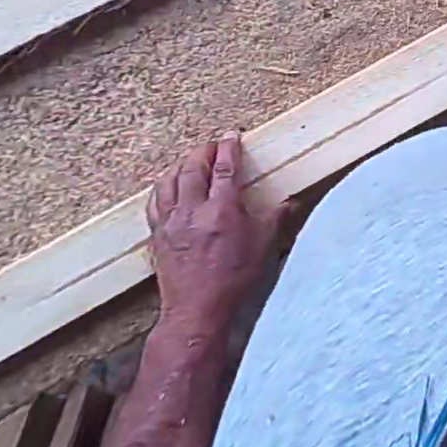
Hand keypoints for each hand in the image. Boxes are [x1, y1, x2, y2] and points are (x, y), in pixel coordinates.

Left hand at [145, 133, 282, 331]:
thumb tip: (291, 204)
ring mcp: (172, 222)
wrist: (197, 310)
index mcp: (222, 209)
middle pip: (194, 168)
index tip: (232, 136)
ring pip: (170, 181)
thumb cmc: (232, 280)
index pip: (225, 167)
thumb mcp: (263, 247)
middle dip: (203, 151)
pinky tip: (167, 186)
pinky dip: (163, 187)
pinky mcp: (158, 234)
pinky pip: (156, 201)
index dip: (229, 147)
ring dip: (181, 165)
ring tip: (190, 160)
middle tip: (212, 145)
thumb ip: (276, 219)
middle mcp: (193, 210)